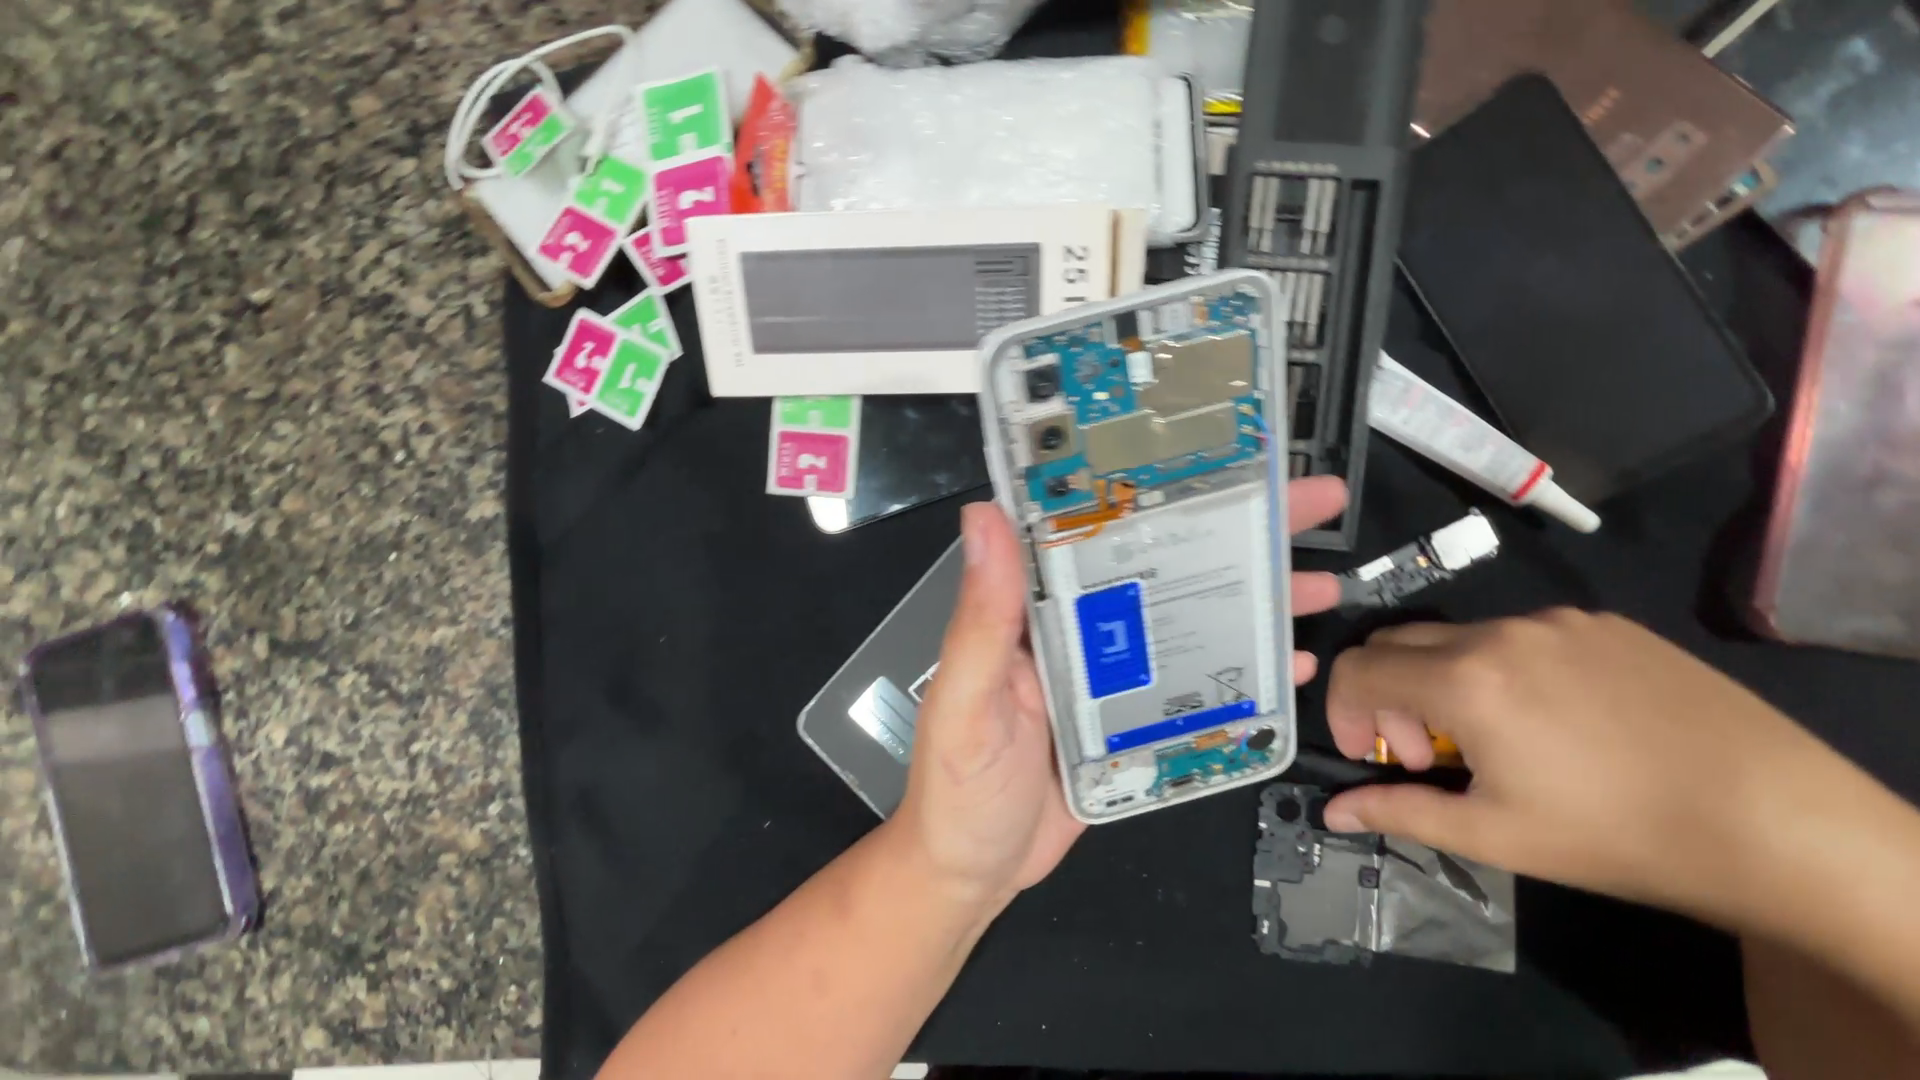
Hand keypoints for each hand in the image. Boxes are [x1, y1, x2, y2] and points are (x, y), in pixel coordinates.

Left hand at [891, 478, 1351, 909]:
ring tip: (1315, 578)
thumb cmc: (957, 790)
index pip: (1096, 532)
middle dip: (1233, 534)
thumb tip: (984, 516)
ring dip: (1251, 598)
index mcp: (1034, 613)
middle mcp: (1079, 632)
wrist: (976, 871)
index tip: (1211, 458)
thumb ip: (981, 617)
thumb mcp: (966, 701)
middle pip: (1162, 567)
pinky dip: (1242, 671)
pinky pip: (1198, 686)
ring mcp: (1112, 677)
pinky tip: (1287, 661)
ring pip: (1192, 621)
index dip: (1152, 490)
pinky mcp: (1135, 722)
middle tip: (1302, 504)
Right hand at [1320, 609, 1844, 919]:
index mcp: (1463, 679)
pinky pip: (1520, 635)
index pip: (1356, 667)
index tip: (1376, 758)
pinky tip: (1559, 722)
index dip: (1343, 712)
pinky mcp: (1605, 624)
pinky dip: (1503, 670)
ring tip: (1502, 742)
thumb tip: (1334, 812)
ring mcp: (1557, 621)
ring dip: (1446, 683)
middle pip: (1397, 643)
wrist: (1778, 820)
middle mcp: (1499, 632)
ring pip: (1458, 638)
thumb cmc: (1616, 834)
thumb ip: (1399, 812)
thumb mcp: (1494, 835)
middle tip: (1435, 756)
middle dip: (1390, 698)